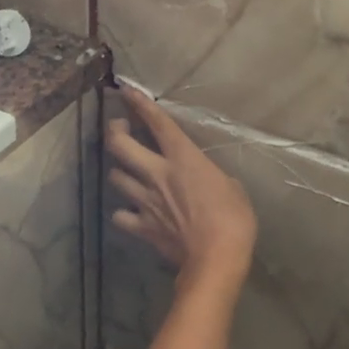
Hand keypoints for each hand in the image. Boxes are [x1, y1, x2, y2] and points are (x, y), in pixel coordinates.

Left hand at [107, 87, 255, 286]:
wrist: (215, 257)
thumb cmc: (234, 219)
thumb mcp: (232, 189)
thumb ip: (212, 178)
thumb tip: (206, 182)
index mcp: (184, 159)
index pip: (158, 124)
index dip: (140, 104)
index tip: (127, 91)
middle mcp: (157, 174)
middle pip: (119, 146)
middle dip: (114, 132)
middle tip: (118, 129)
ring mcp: (145, 201)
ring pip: (116, 178)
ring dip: (120, 173)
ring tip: (126, 173)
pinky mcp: (142, 226)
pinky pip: (121, 216)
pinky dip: (124, 213)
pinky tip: (131, 213)